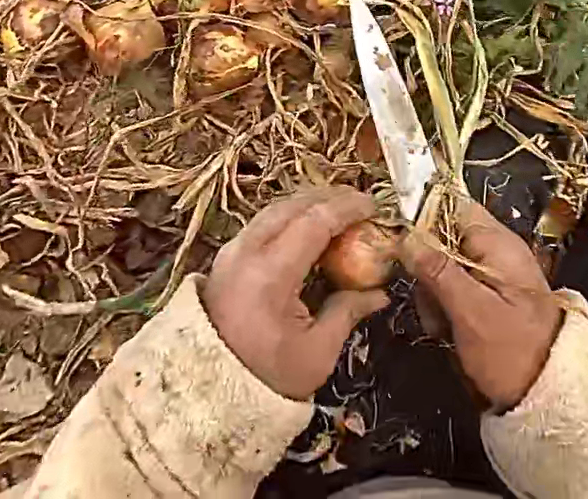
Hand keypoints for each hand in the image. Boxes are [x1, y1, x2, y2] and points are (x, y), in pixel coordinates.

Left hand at [202, 187, 390, 399]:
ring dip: (308, 204)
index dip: (346, 209)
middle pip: (292, 206)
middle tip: (360, 201)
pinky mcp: (228, 254)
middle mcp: (247, 250)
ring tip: (339, 209)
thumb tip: (380, 292)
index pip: (313, 223)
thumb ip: (347, 313)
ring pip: (274, 210)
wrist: (207, 388)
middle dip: (329, 198)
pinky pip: (263, 222)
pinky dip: (290, 216)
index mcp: (270, 274)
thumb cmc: (267, 376)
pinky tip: (309, 225)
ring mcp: (233, 249)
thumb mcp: (316, 353)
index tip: (373, 205)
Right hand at [400, 199, 565, 410]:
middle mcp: (494, 250)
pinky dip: (443, 303)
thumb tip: (406, 236)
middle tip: (427, 298)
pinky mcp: (487, 294)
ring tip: (439, 323)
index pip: (452, 203)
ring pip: (442, 261)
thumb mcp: (471, 312)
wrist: (551, 404)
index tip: (399, 237)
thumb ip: (438, 270)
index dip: (421, 213)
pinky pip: (452, 284)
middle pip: (442, 233)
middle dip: (425, 263)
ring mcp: (491, 273)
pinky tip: (444, 328)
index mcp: (497, 243)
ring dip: (431, 289)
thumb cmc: (513, 353)